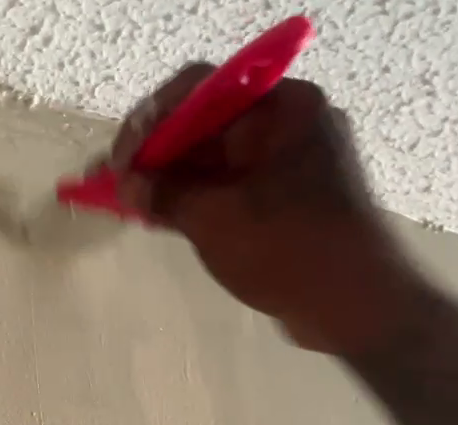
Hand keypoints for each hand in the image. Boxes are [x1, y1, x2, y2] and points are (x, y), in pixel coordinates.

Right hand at [112, 67, 428, 353]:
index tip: (119, 161)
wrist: (354, 302)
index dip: (150, 121)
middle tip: (104, 183)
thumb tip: (125, 184)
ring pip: (208, 160)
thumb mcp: (216, 219)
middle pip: (201, 125)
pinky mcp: (278, 199)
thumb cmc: (288, 249)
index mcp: (281, 109)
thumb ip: (166, 195)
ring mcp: (282, 163)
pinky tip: (151, 214)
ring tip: (114, 201)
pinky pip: (222, 187)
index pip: (201, 90)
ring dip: (162, 179)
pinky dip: (187, 199)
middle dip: (150, 154)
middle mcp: (284, 125)